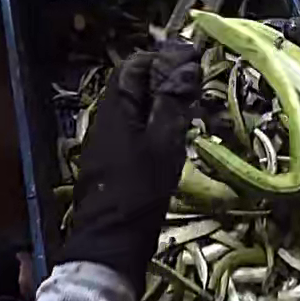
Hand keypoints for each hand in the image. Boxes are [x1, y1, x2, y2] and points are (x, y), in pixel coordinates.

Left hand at [56, 40, 201, 291]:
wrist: (112, 242)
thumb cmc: (141, 188)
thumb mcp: (165, 140)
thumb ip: (173, 100)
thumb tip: (187, 61)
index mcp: (115, 109)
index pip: (134, 65)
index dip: (162, 59)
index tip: (191, 65)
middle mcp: (105, 118)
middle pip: (133, 84)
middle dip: (163, 80)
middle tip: (194, 89)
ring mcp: (105, 138)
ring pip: (134, 106)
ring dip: (160, 101)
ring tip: (188, 110)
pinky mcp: (111, 157)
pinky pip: (132, 125)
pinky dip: (153, 122)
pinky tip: (172, 135)